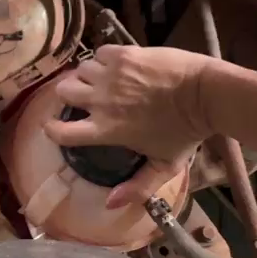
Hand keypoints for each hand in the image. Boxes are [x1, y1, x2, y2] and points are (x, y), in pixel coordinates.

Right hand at [43, 45, 219, 209]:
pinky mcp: (122, 54)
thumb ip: (138, 188)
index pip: (62, 132)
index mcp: (107, 130)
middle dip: (69, 95)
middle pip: (63, 92)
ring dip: (87, 76)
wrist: (204, 93)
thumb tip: (110, 204)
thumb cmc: (187, 132)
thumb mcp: (165, 166)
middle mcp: (102, 101)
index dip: (52, 129)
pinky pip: (99, 53)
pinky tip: (116, 66)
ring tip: (102, 81)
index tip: (54, 127)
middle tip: (83, 98)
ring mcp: (110, 75)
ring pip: (80, 70)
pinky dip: (104, 60)